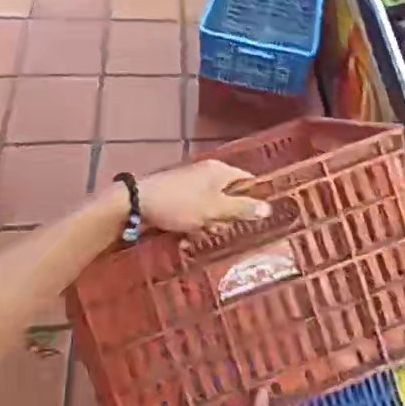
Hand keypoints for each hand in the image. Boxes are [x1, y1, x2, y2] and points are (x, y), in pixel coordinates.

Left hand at [136, 160, 267, 233]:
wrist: (136, 203)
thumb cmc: (180, 204)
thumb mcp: (214, 209)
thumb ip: (242, 209)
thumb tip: (269, 209)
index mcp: (220, 171)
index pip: (248, 181)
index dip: (254, 198)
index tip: (256, 218)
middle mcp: (208, 174)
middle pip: (230, 196)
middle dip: (228, 215)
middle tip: (221, 228)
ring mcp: (192, 184)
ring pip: (213, 206)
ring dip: (211, 221)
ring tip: (202, 232)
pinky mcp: (178, 196)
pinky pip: (197, 209)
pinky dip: (196, 221)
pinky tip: (189, 234)